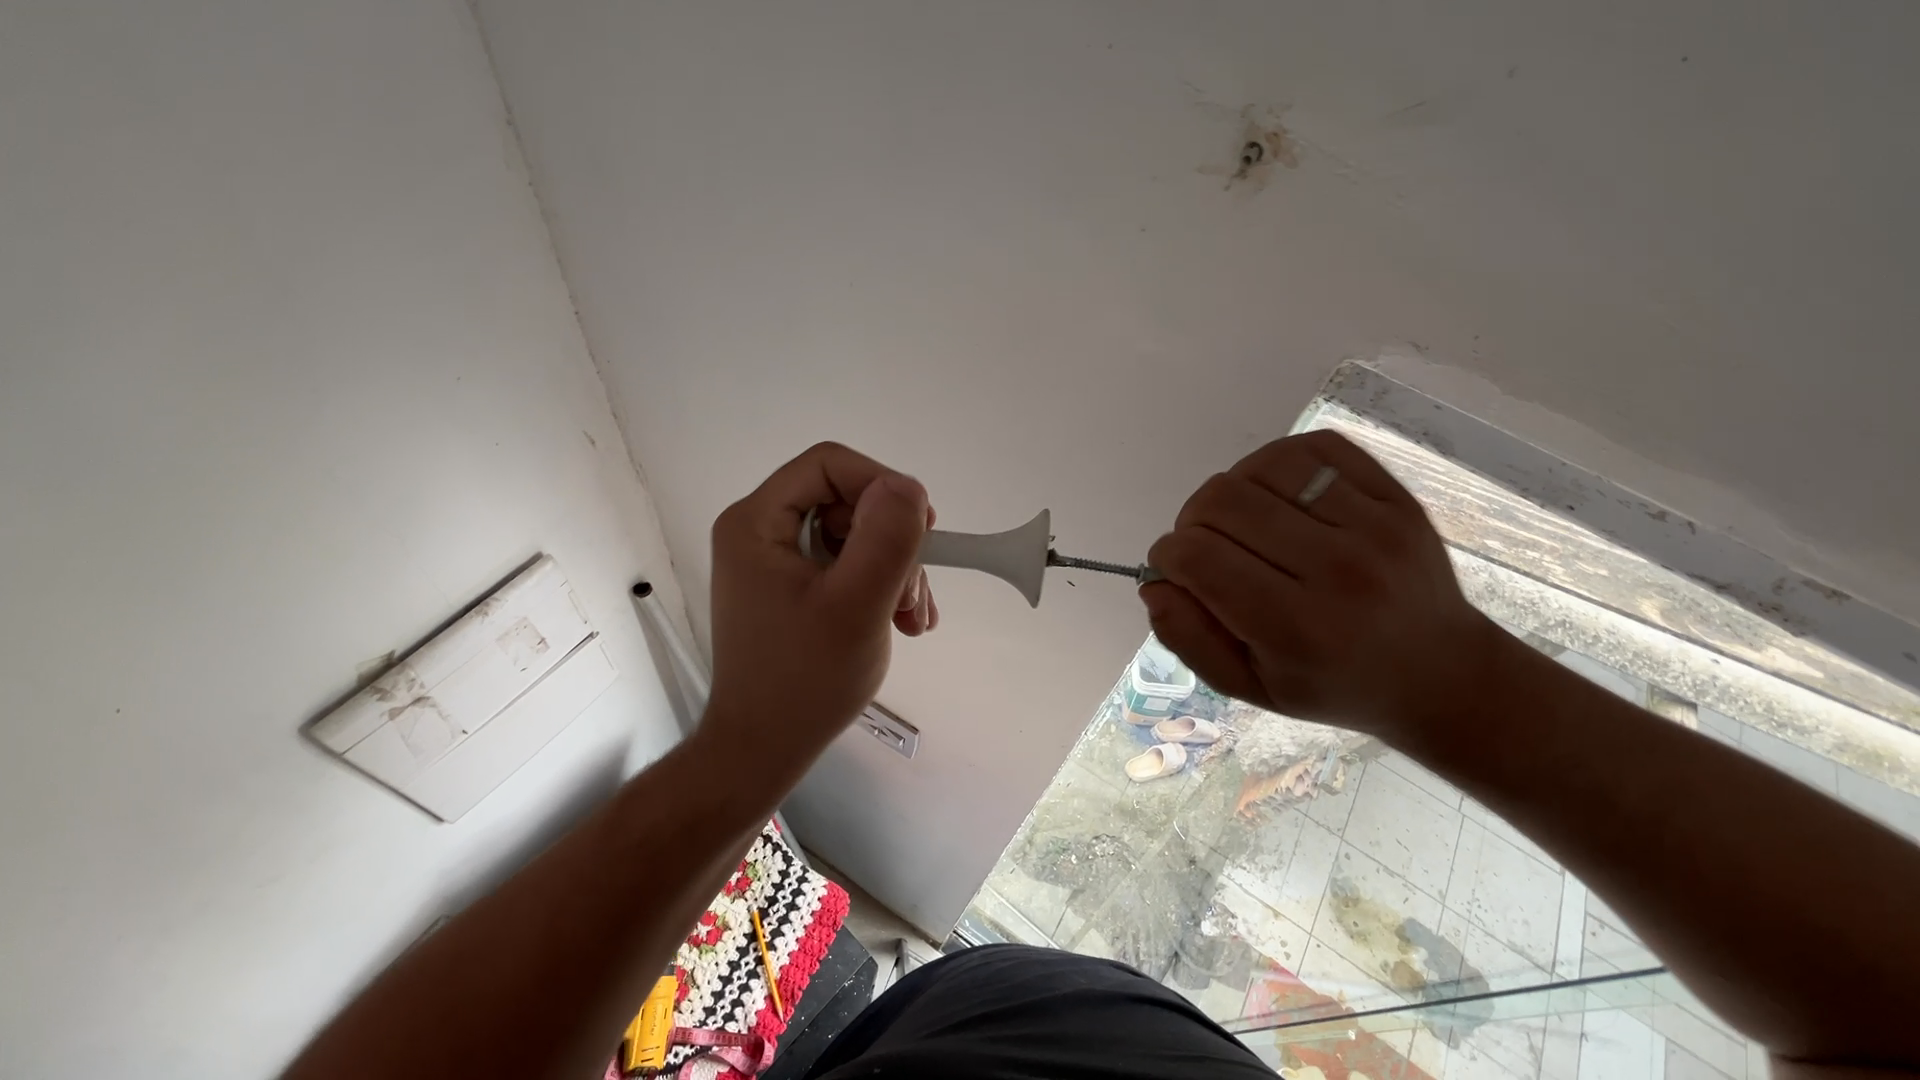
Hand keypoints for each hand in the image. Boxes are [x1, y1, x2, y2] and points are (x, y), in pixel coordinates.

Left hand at [704, 442, 937, 760]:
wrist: (763, 749)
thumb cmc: (804, 681)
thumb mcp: (856, 606)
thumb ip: (886, 539)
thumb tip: (909, 486)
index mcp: (755, 522)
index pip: (829, 466)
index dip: (882, 485)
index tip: (922, 528)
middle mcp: (759, 533)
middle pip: (846, 502)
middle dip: (893, 542)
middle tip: (915, 595)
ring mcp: (774, 563)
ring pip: (853, 536)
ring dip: (895, 570)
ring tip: (915, 619)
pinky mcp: (791, 590)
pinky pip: (845, 566)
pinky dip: (879, 588)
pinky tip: (904, 623)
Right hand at [1141, 429, 1496, 737]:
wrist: (1440, 672)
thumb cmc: (1333, 686)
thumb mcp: (1250, 687)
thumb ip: (1190, 640)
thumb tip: (1155, 582)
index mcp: (1297, 627)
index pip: (1198, 557)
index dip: (1167, 556)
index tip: (1175, 570)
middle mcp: (1338, 569)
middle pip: (1222, 501)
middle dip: (1191, 521)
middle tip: (1204, 547)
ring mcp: (1373, 525)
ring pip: (1263, 466)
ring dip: (1233, 489)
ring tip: (1243, 521)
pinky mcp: (1395, 496)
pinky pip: (1314, 447)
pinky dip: (1278, 463)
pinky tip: (1277, 496)